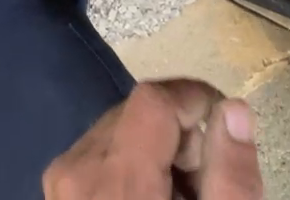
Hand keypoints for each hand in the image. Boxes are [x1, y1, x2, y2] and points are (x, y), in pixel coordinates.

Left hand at [44, 80, 263, 198]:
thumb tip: (235, 108)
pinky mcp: (54, 192)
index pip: (153, 100)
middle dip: (181, 136)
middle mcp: (74, 168)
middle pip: (136, 114)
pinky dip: (132, 168)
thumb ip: (232, 177)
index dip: (195, 100)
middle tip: (210, 186)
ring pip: (119, 133)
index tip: (230, 124)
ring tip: (185, 199)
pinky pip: (99, 156)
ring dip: (158, 152)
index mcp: (114, 178)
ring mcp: (58, 182)